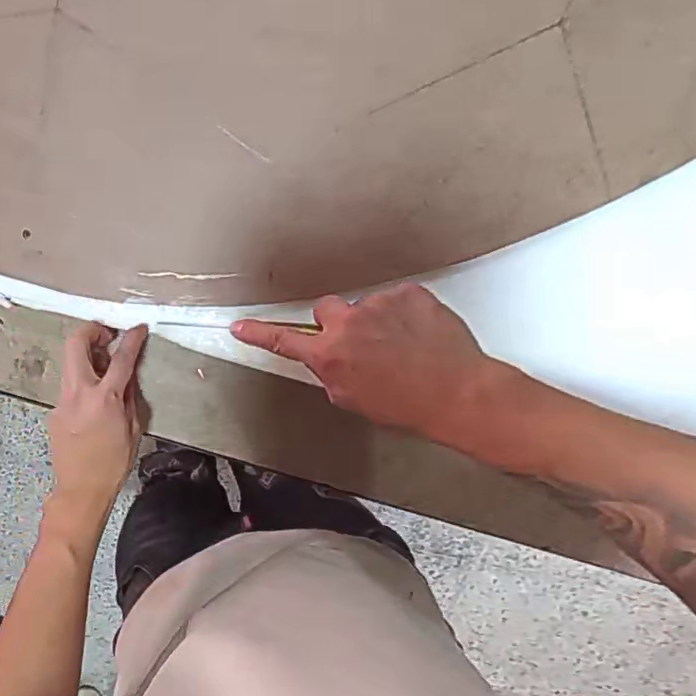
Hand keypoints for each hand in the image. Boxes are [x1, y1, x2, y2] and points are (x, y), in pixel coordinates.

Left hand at [47, 323, 147, 533]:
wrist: (81, 489)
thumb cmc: (111, 466)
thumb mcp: (133, 429)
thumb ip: (130, 396)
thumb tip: (129, 375)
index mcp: (104, 399)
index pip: (121, 357)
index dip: (131, 338)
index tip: (137, 330)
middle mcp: (79, 395)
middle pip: (76, 343)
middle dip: (92, 332)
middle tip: (108, 338)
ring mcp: (62, 403)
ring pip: (70, 364)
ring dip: (87, 358)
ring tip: (105, 371)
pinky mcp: (55, 413)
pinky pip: (69, 388)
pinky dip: (82, 384)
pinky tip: (94, 401)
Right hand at [231, 283, 509, 446]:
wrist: (454, 392)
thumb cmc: (405, 402)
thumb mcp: (350, 397)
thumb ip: (328, 371)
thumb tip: (327, 360)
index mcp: (329, 355)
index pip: (282, 341)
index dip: (258, 334)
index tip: (241, 326)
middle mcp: (349, 325)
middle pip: (325, 310)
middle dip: (334, 323)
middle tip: (355, 343)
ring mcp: (380, 305)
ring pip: (362, 306)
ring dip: (372, 321)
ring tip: (397, 345)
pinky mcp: (409, 294)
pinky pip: (394, 298)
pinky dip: (400, 313)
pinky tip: (413, 334)